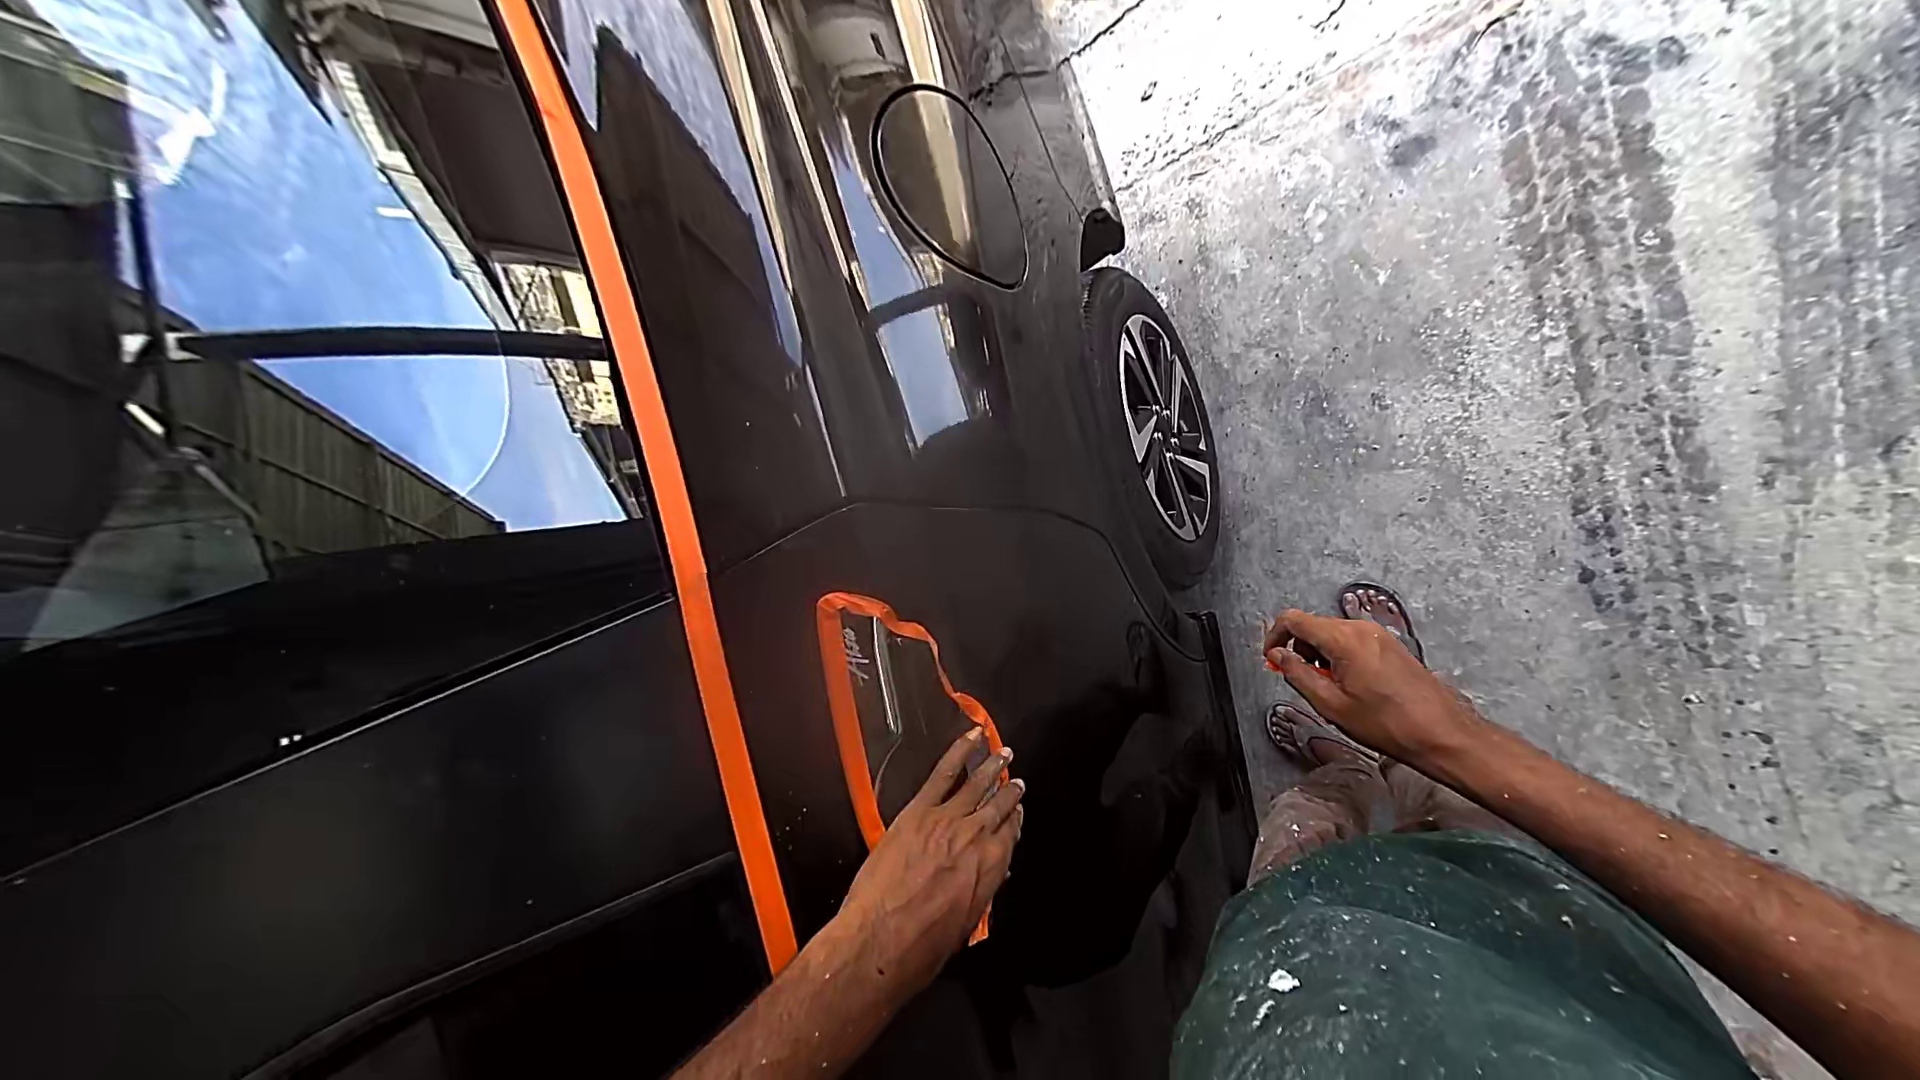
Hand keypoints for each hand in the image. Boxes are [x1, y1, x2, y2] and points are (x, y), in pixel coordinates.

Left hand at [834, 729, 1023, 993]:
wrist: (881, 941)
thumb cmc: (921, 946)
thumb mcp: (963, 926)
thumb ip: (979, 894)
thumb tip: (985, 880)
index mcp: (990, 869)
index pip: (1010, 835)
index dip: (1015, 821)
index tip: (1018, 811)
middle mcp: (975, 839)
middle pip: (999, 807)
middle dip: (1010, 792)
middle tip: (1017, 781)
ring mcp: (947, 819)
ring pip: (977, 784)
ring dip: (992, 765)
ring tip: (1003, 753)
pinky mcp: (919, 810)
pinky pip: (944, 772)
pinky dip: (960, 751)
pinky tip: (971, 737)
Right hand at [1263, 608, 1480, 762]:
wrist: (1444, 735)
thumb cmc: (1388, 724)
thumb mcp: (1330, 704)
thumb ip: (1297, 674)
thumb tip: (1278, 656)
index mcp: (1344, 639)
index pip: (1293, 620)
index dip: (1274, 636)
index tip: (1271, 657)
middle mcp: (1361, 629)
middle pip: (1313, 625)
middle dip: (1298, 648)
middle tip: (1299, 678)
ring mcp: (1379, 635)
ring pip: (1332, 633)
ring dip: (1318, 653)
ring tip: (1326, 686)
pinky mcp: (1390, 645)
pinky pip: (1352, 640)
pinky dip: (1338, 655)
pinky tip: (1347, 683)